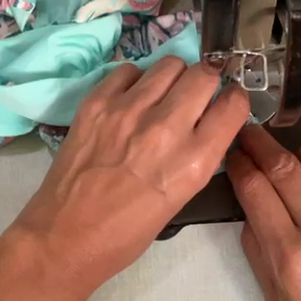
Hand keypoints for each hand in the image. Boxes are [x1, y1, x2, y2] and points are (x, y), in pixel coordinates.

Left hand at [4, 59, 247, 294]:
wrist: (66, 236)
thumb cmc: (127, 231)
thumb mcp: (181, 197)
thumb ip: (198, 155)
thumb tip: (208, 121)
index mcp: (193, 162)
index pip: (233, 105)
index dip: (234, 99)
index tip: (227, 101)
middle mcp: (165, 129)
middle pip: (203, 75)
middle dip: (207, 80)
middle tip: (196, 93)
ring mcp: (128, 110)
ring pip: (169, 64)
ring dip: (174, 76)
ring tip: (163, 93)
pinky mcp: (97, 102)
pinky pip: (128, 70)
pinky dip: (135, 80)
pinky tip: (131, 98)